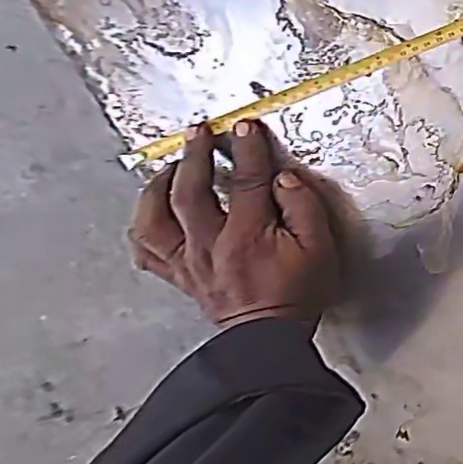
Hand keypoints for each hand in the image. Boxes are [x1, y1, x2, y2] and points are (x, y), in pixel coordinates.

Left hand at [129, 118, 341, 327]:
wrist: (270, 337)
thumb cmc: (299, 292)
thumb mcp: (319, 246)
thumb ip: (303, 207)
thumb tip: (285, 179)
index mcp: (246, 235)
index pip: (246, 180)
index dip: (247, 148)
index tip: (246, 126)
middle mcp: (209, 245)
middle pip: (189, 190)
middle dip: (195, 154)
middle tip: (199, 132)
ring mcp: (188, 262)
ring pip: (153, 218)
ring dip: (158, 186)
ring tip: (171, 166)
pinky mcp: (180, 275)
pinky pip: (147, 250)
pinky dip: (143, 226)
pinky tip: (152, 211)